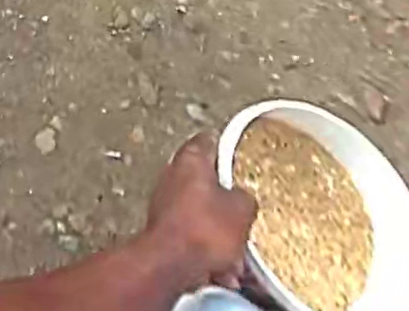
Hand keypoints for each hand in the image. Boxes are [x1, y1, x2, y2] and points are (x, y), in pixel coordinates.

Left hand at [141, 132, 256, 287]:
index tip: (236, 155)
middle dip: (225, 201)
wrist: (171, 264)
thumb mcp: (242, 210)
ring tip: (235, 253)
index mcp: (191, 157)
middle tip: (242, 216)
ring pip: (200, 210)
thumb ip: (245, 197)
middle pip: (206, 180)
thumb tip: (243, 198)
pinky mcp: (163, 226)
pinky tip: (221, 267)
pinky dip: (205, 246)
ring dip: (218, 230)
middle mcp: (173, 171)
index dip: (225, 147)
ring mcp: (164, 198)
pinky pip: (191, 232)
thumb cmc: (203, 229)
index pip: (209, 141)